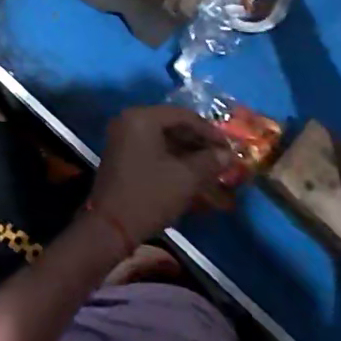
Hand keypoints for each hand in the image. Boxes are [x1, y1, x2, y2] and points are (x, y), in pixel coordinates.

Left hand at [88, 106, 234, 244]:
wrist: (111, 225)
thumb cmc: (149, 195)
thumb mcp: (185, 178)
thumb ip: (209, 162)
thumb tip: (227, 154)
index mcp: (142, 118)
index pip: (182, 115)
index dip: (209, 130)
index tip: (229, 146)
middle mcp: (130, 120)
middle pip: (171, 124)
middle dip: (198, 140)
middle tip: (221, 156)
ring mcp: (123, 136)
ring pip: (162, 137)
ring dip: (187, 150)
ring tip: (210, 165)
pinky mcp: (122, 153)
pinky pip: (152, 147)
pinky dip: (172, 156)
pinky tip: (190, 171)